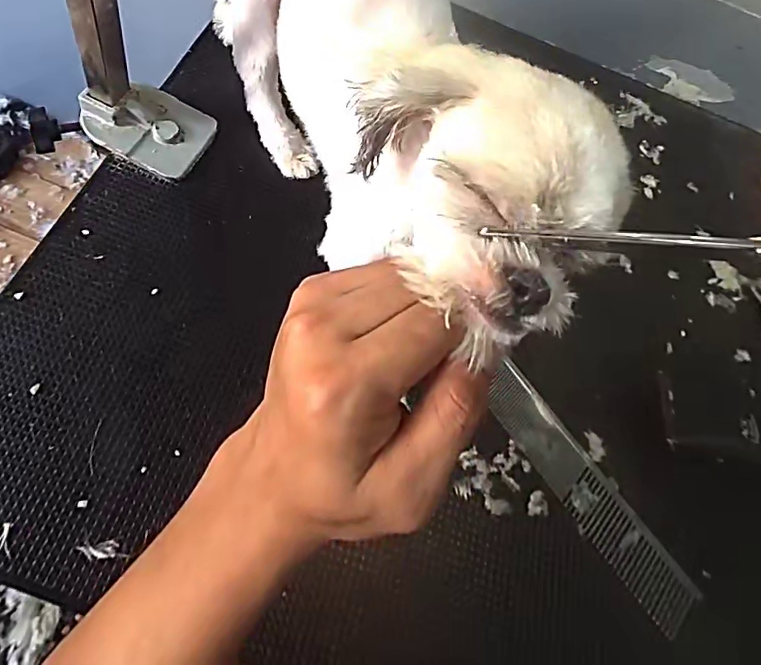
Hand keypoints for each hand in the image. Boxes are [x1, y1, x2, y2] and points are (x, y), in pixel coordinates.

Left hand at [209, 261, 488, 551]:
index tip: (484, 349)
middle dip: (450, 314)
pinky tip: (395, 333)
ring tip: (417, 353)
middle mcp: (319, 330)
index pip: (435, 320)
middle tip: (449, 361)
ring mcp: (311, 304)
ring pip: (406, 272)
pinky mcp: (312, 289)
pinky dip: (403, 295)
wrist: (275, 476)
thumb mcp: (414, 487)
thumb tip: (485, 341)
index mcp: (343, 383)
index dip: (472, 328)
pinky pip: (384, 270)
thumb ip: (457, 412)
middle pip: (421, 288)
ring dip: (427, 303)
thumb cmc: (342, 490)